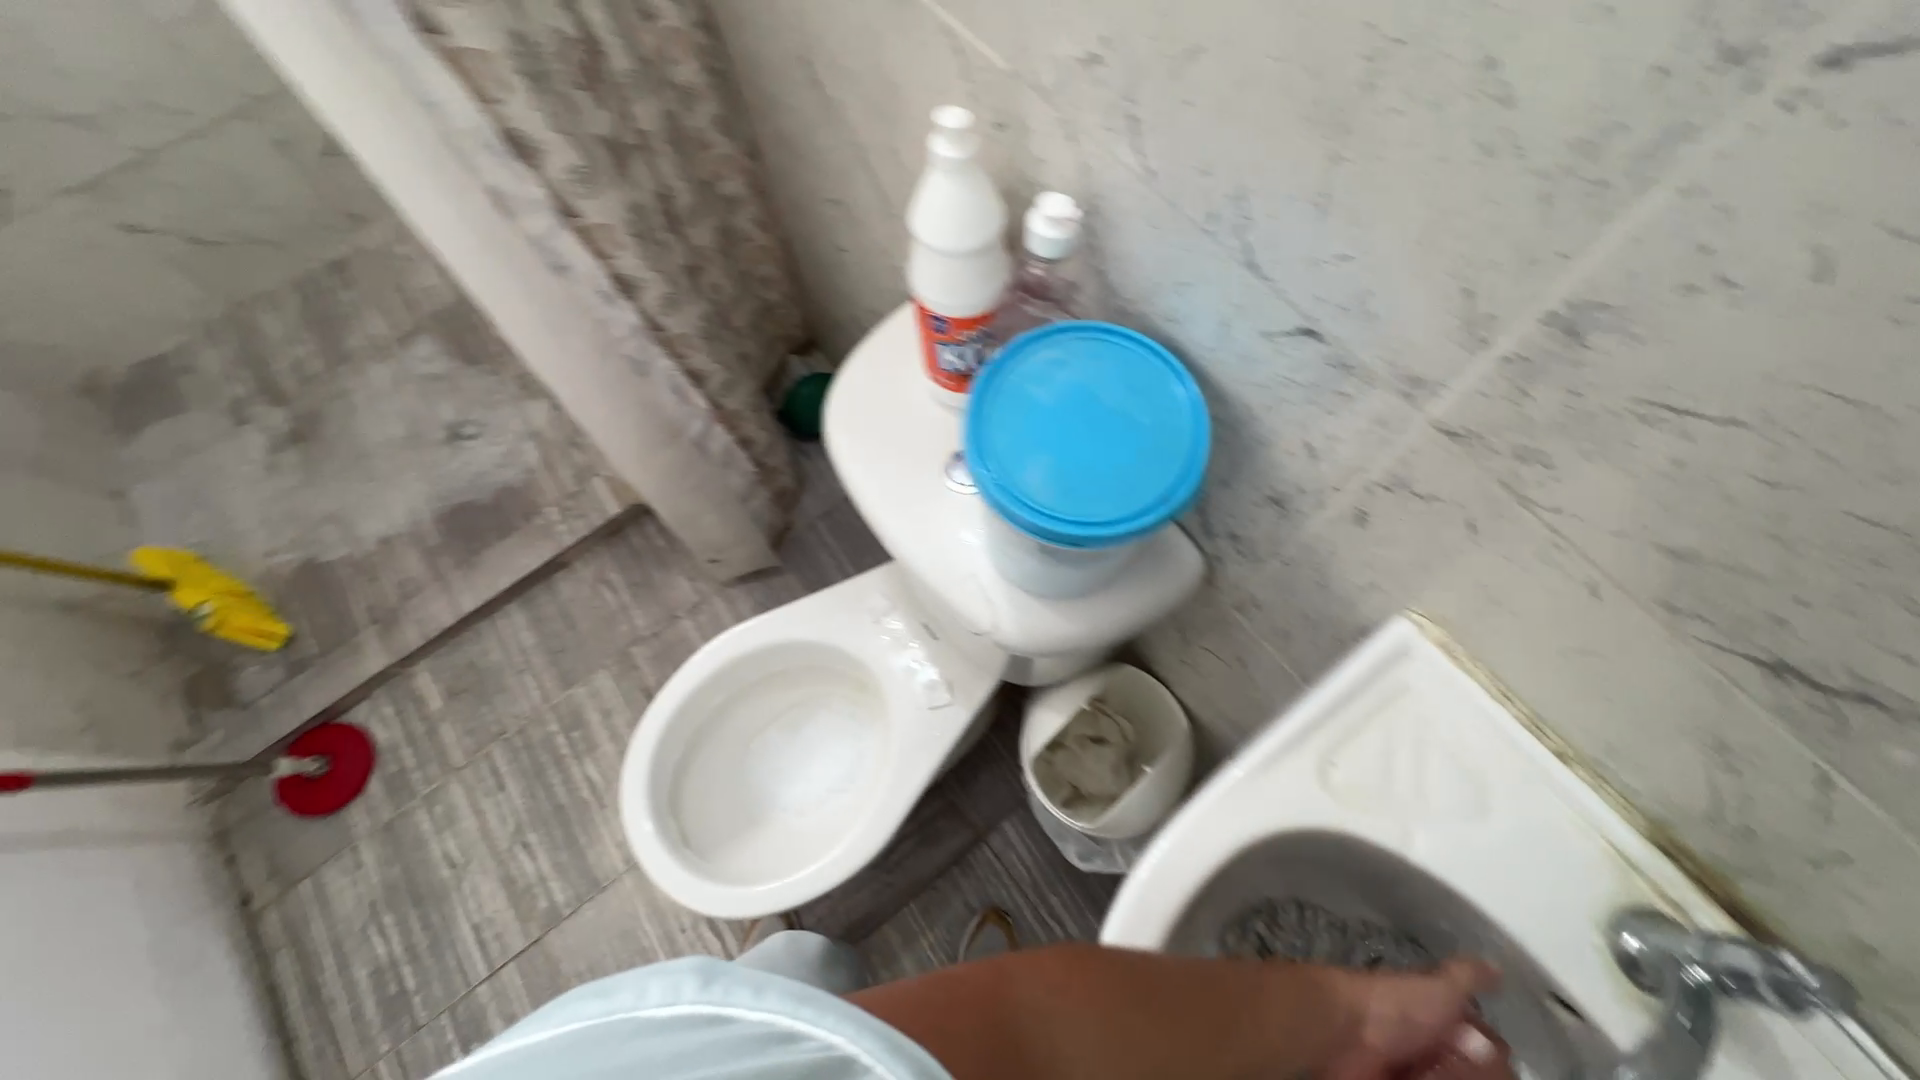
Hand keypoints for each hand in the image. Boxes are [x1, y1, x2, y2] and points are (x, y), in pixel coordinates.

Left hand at [1322, 959, 1509, 1079]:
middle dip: (1467, 1070)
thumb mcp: (1438, 986)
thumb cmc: (1394, 1007)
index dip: (1488, 1053)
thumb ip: (1468, 976)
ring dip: (1448, 1078)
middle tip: (1443, 1062)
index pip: (1493, 1050)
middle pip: (1478, 1072)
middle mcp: (1434, 1047)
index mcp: (1444, 1021)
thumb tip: (1497, 966)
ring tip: (1421, 1072)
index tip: (1471, 1045)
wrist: (1342, 1031)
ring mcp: (1416, 1068)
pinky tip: (1410, 1077)